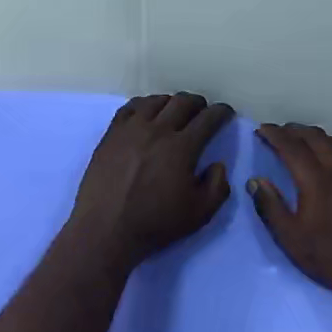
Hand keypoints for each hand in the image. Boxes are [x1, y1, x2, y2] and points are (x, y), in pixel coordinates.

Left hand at [66, 93, 234, 267]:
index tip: (226, 113)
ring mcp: (131, 129)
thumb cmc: (156, 223)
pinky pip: (130, 108)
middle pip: (182, 102)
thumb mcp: (200, 213)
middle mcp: (158, 130)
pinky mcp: (111, 135)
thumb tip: (217, 164)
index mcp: (182, 147)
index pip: (208, 119)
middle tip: (203, 111)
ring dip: (172, 102)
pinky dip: (145, 105)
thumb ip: (218, 186)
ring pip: (156, 101)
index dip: (221, 112)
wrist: (106, 230)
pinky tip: (147, 113)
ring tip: (175, 111)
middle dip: (199, 103)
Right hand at [248, 122, 331, 311]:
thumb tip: (255, 180)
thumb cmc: (327, 255)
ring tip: (297, 139)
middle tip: (275, 132)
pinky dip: (329, 143)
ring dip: (312, 134)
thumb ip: (270, 206)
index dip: (275, 135)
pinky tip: (324, 153)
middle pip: (314, 137)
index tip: (261, 130)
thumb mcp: (290, 237)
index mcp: (315, 180)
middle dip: (292, 130)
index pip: (292, 146)